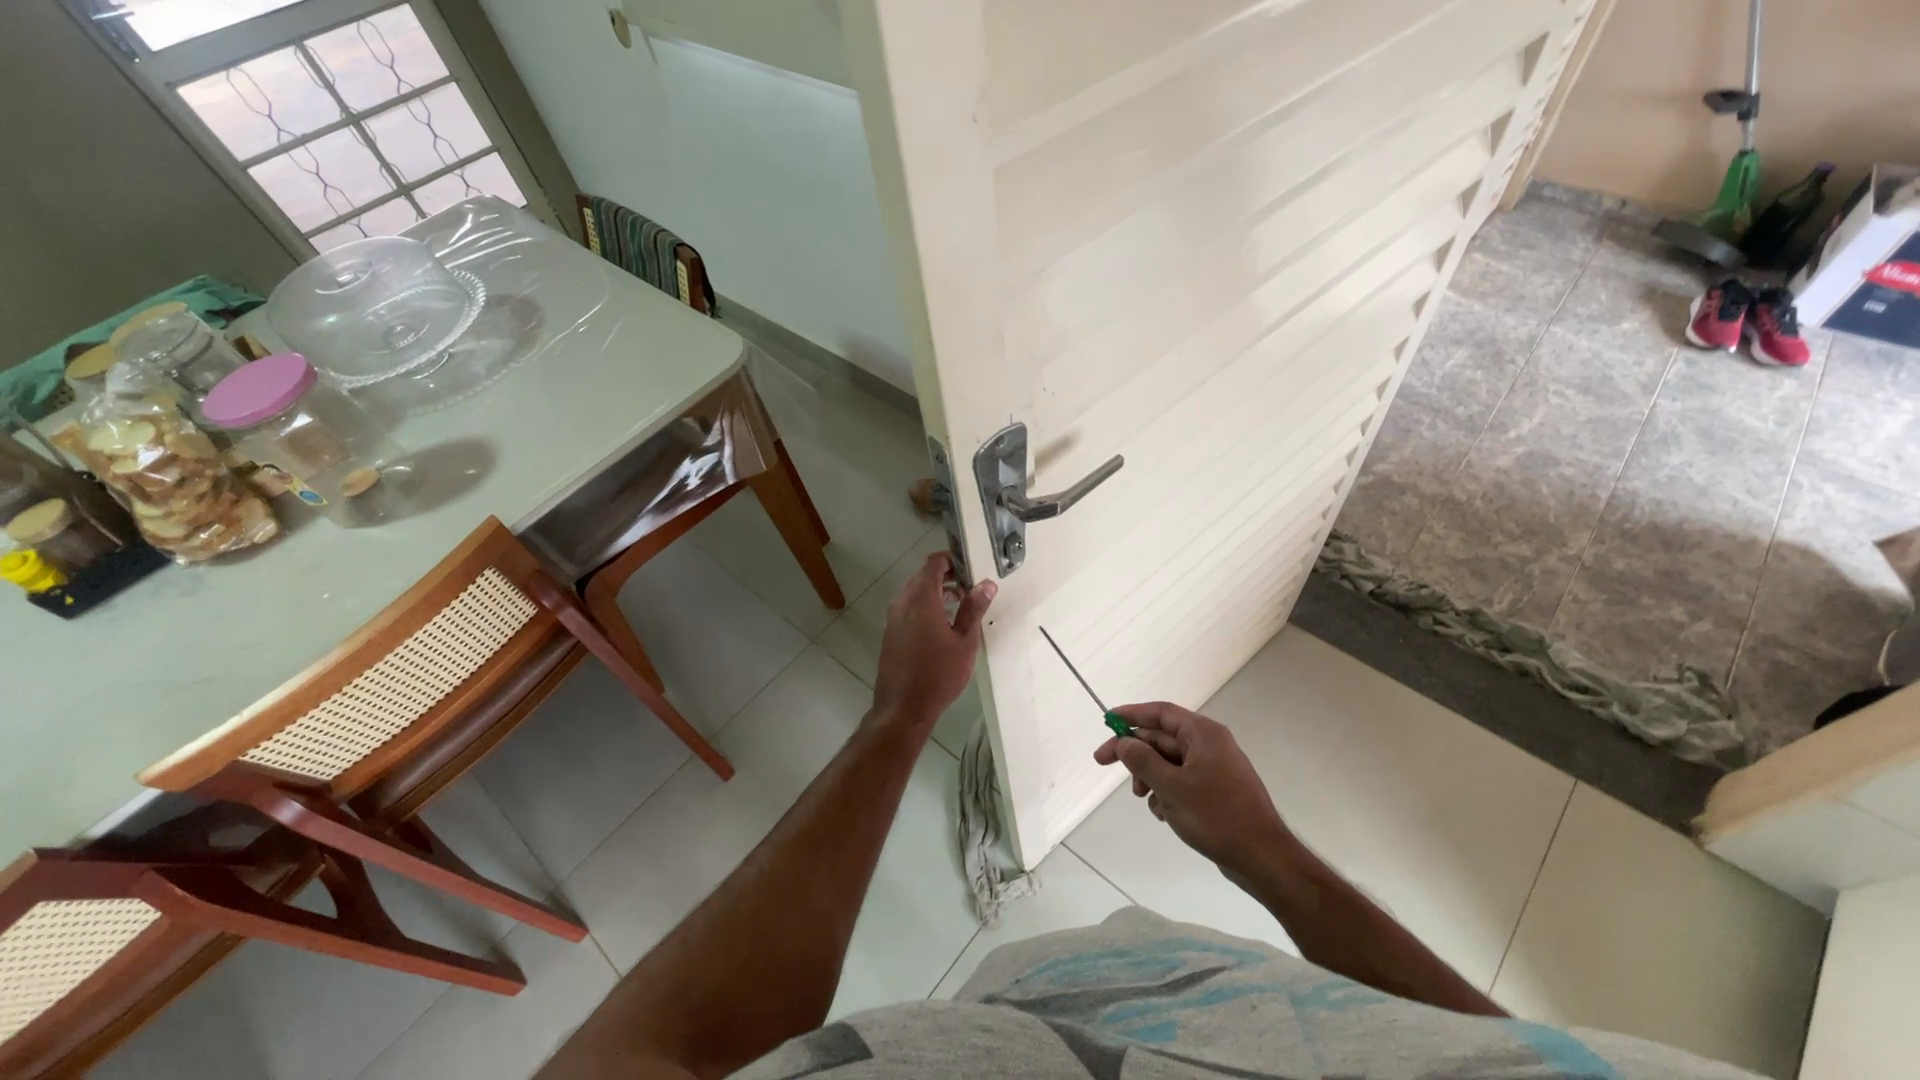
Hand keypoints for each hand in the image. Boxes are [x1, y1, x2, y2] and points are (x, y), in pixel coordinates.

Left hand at [870, 553, 994, 731]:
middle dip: (947, 577)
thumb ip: (973, 609)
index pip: (933, 563)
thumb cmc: (939, 674)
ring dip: (936, 593)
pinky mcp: (891, 633)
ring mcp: (893, 618)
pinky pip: (908, 608)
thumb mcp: (965, 641)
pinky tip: (943, 626)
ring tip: (961, 606)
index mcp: (921, 598)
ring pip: (915, 593)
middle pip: (923, 576)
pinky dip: (925, 607)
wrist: (904, 708)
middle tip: (971, 589)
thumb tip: (986, 584)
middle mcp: (902, 602)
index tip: (972, 569)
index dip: (953, 560)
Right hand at [1093, 702, 1290, 877]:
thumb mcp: (1171, 786)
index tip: (1107, 721)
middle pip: (1162, 738)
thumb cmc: (1216, 815)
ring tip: (1142, 798)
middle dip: (1135, 753)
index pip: (1160, 713)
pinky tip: (1164, 813)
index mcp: (1203, 734)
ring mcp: (1215, 768)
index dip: (1131, 714)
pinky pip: (1183, 781)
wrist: (1261, 856)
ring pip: (1170, 762)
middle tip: (1103, 763)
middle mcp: (1210, 745)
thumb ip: (1142, 761)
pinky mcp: (1217, 791)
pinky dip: (1167, 793)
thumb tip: (1124, 743)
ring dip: (1150, 777)